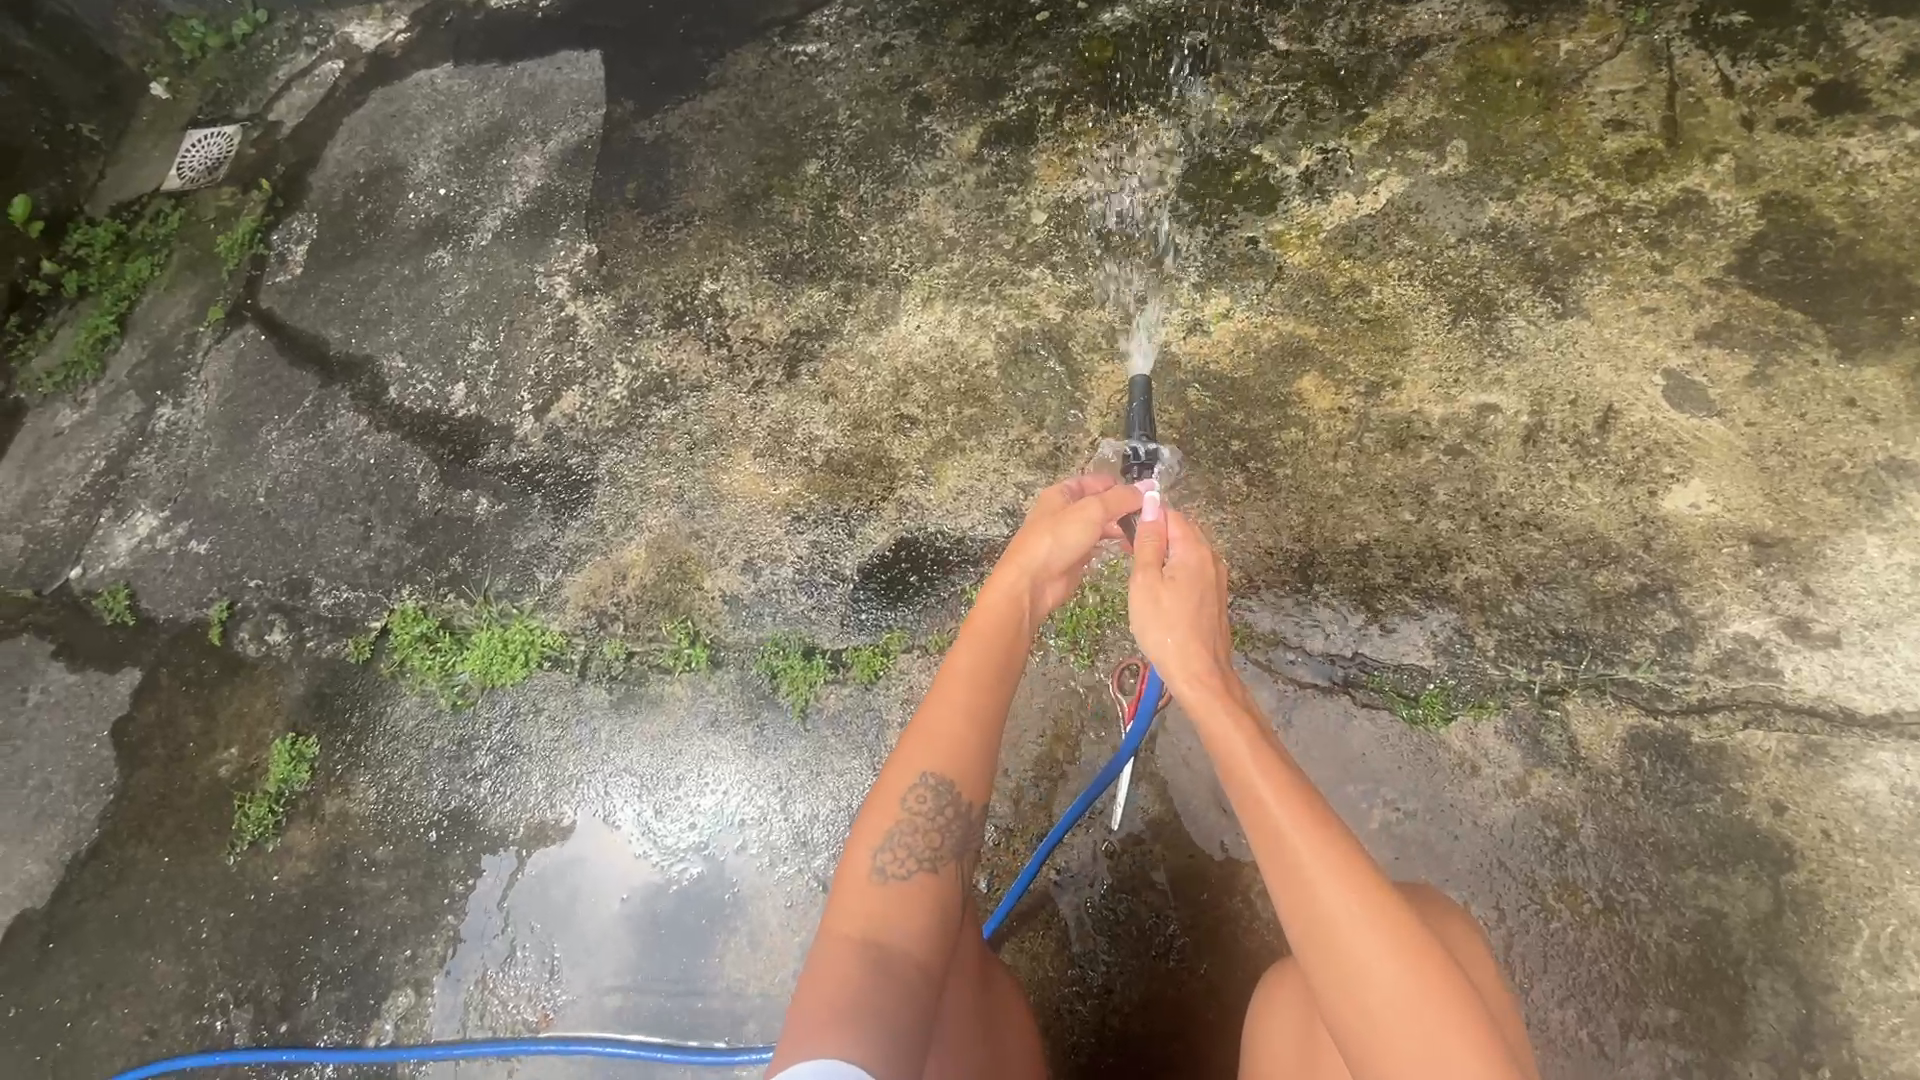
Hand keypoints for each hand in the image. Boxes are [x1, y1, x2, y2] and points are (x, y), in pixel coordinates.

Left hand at [986, 474, 1145, 623]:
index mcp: (1063, 493)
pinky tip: (1129, 546)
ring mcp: (1070, 535)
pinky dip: (1113, 544)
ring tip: (1144, 532)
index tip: (1146, 494)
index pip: (1097, 481)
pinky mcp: (1075, 557)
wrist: (1032, 582)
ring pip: (1101, 525)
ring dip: (1121, 527)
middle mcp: (1066, 511)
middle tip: (1151, 516)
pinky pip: (1099, 545)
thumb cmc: (1057, 539)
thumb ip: (1120, 498)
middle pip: (1101, 504)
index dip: (1120, 485)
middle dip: (1124, 508)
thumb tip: (1148, 487)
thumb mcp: (1092, 511)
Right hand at [1128, 491, 1239, 703]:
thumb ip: (1147, 542)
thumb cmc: (1164, 628)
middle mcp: (1212, 557)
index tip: (1124, 535)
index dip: (1145, 518)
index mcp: (1194, 549)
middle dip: (1155, 535)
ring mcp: (1217, 578)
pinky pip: (1194, 570)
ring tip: (1140, 575)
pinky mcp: (1216, 596)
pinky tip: (1159, 590)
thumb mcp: (1144, 581)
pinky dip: (1175, 570)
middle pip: (1182, 530)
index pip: (1170, 514)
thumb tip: (1150, 505)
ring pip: (1188, 551)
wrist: (1198, 672)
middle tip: (1127, 555)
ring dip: (1164, 554)